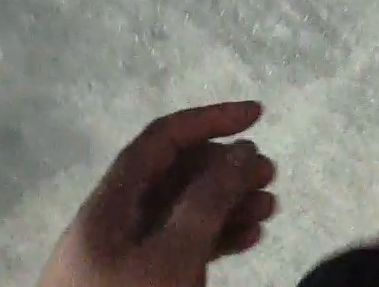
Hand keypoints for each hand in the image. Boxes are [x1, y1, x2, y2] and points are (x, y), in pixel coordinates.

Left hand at [38, 101, 278, 286]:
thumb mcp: (174, 256)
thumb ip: (210, 197)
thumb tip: (240, 150)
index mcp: (107, 210)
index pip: (160, 140)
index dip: (210, 119)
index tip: (260, 118)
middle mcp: (111, 226)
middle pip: (176, 174)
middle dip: (228, 168)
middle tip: (271, 176)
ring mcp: (120, 261)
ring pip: (183, 210)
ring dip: (229, 203)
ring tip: (269, 210)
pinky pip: (179, 244)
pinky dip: (216, 235)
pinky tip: (249, 241)